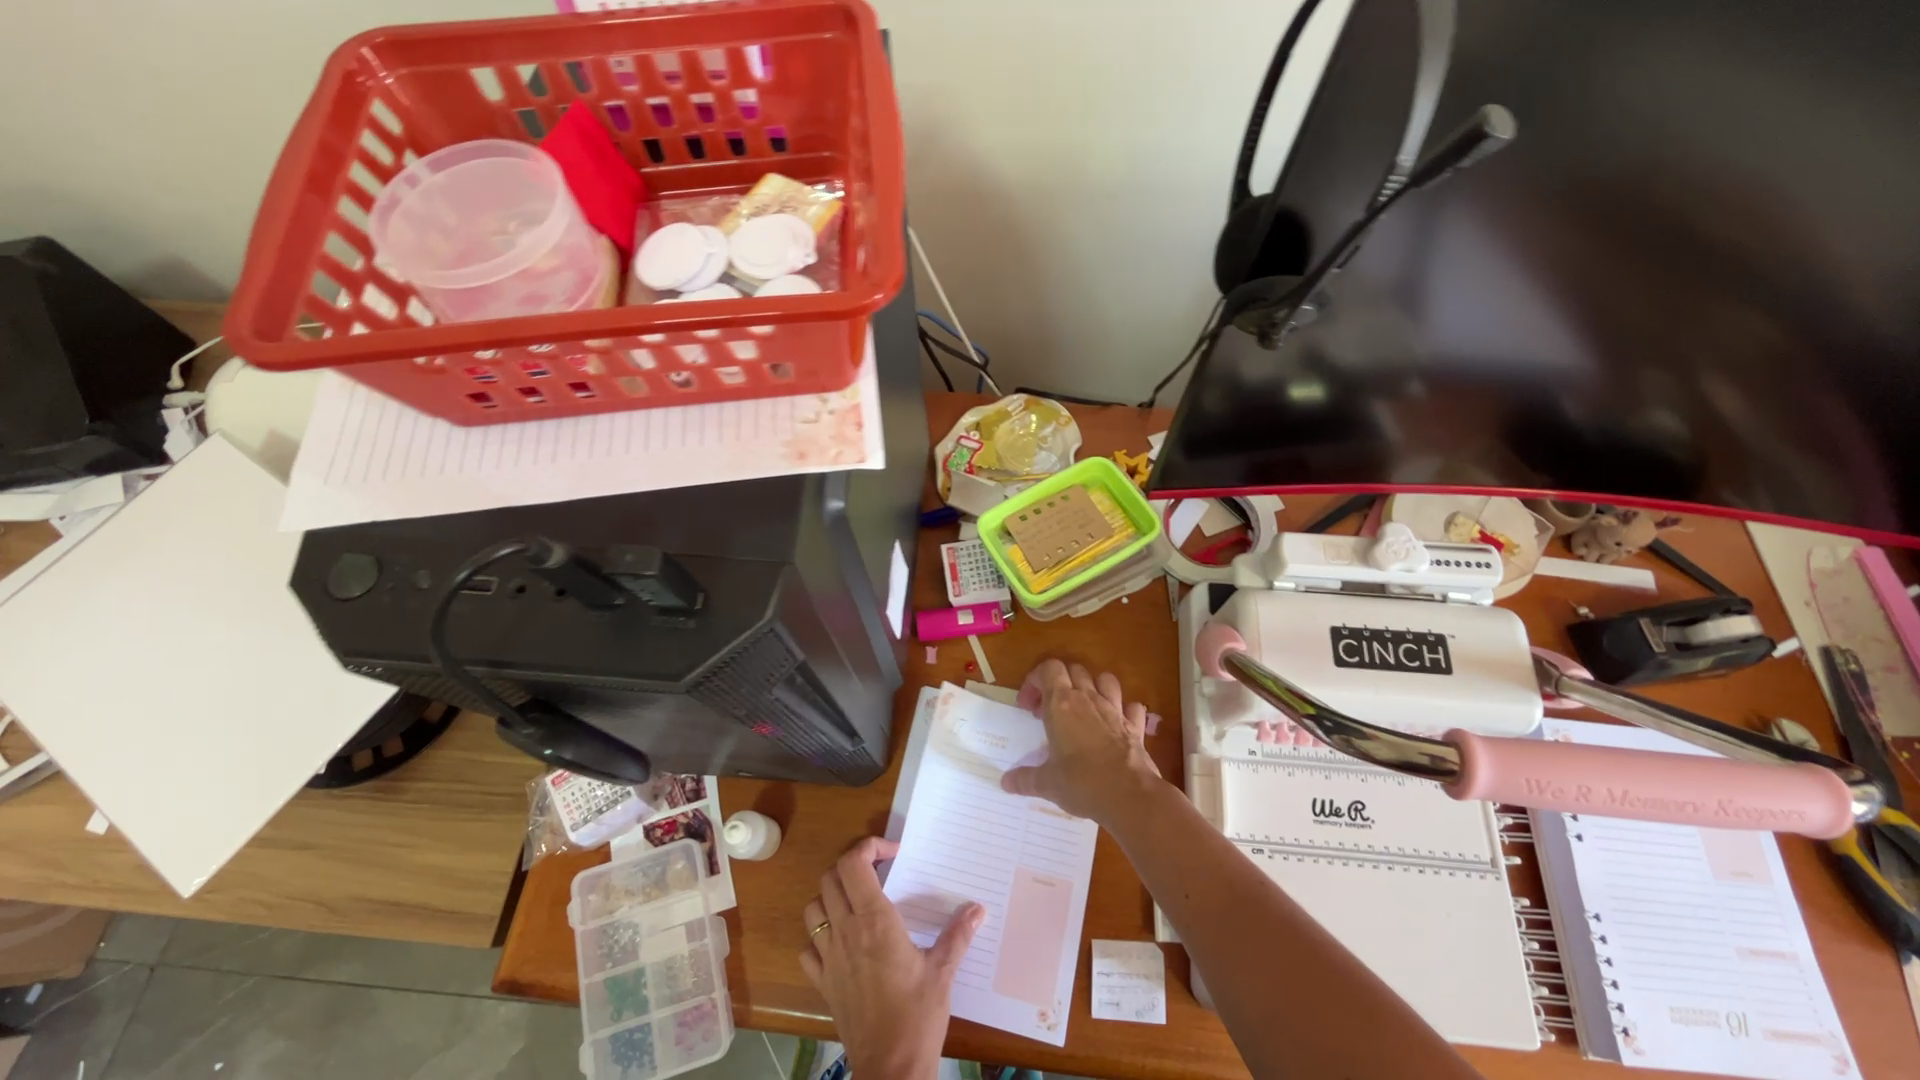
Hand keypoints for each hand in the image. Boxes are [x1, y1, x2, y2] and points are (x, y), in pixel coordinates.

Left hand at [800, 837, 982, 1078]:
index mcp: (875, 922)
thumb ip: (957, 935)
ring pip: (813, 908)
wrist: (890, 1066)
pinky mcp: (822, 982)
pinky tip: (839, 943)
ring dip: (831, 896)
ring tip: (857, 902)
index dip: (868, 848)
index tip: (893, 853)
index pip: (854, 865)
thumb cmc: (918, 1016)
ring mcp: (829, 957)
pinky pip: (808, 948)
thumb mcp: (943, 972)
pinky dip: (818, 936)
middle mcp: (845, 932)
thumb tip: (977, 909)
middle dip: (851, 866)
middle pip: (830, 878)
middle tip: (878, 874)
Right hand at [1000, 659, 1163, 824]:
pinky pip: (1131, 707)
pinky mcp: (1135, 726)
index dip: (1034, 681)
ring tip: (1082, 709)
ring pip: (1105, 680)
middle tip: (1049, 711)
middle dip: (1059, 683)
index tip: (1027, 707)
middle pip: (1074, 670)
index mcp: (1061, 705)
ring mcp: (1115, 710)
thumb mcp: (1047, 784)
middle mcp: (1088, 699)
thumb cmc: (1081, 783)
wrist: (1129, 796)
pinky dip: (1123, 710)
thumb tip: (1006, 783)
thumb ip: (1025, 779)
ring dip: (1092, 687)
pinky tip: (1115, 724)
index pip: (1047, 669)